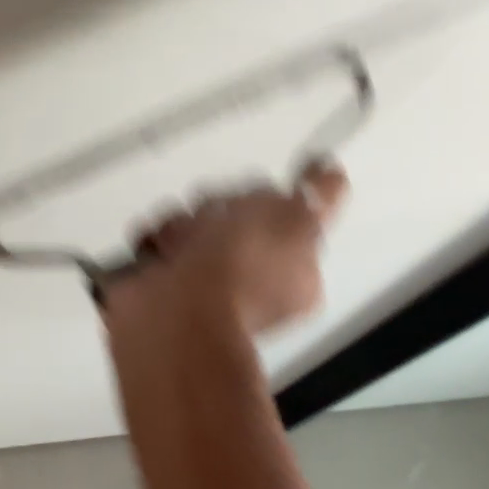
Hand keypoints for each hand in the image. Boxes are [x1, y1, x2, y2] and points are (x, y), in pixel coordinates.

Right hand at [103, 161, 348, 338]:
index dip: (271, 200)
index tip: (263, 199)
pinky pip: (159, 243)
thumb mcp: (300, 219)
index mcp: (294, 275)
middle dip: (220, 208)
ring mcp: (205, 287)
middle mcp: (252, 283)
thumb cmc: (244, 266)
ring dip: (184, 224)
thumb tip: (333, 176)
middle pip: (235, 216)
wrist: (179, 312)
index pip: (284, 218)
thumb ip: (321, 194)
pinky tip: (160, 251)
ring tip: (181, 243)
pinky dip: (156, 241)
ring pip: (194, 225)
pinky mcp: (163, 286)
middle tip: (218, 222)